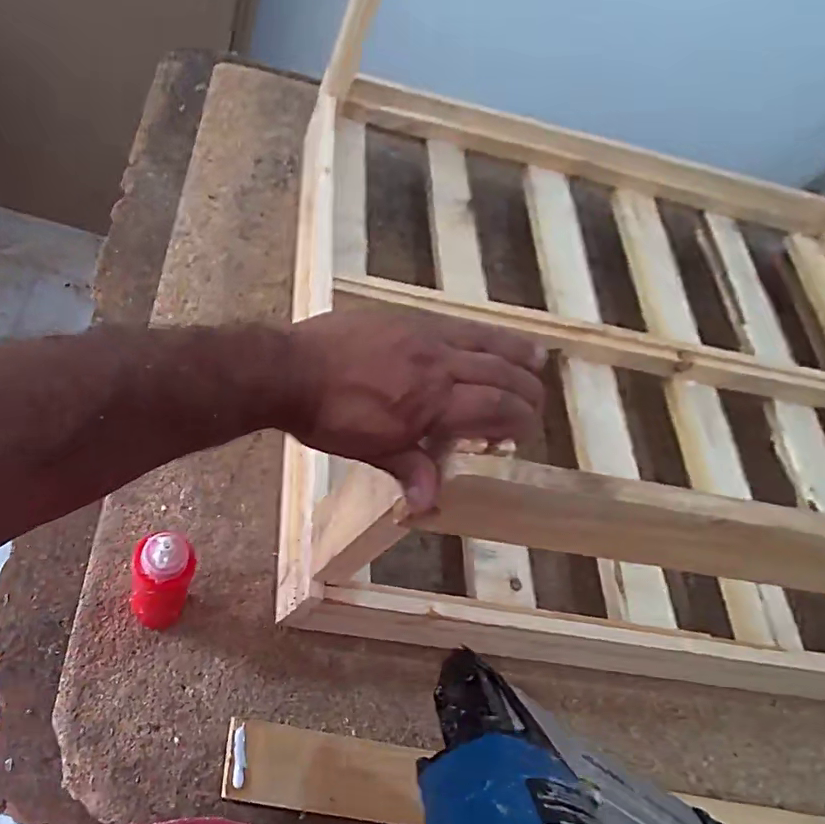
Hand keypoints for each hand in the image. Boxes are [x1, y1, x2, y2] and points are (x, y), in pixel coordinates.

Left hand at [285, 307, 547, 512]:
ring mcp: (423, 335)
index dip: (517, 419)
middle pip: (500, 373)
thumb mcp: (368, 450)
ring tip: (535, 361)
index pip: (495, 407)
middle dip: (524, 390)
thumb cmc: (325, 418)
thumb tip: (429, 505)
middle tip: (534, 405)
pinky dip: (481, 333)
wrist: (289, 371)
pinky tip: (482, 338)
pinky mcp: (405, 318)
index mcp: (432, 402)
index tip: (525, 431)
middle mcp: (438, 364)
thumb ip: (407, 470)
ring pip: (485, 341)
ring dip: (515, 354)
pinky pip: (456, 324)